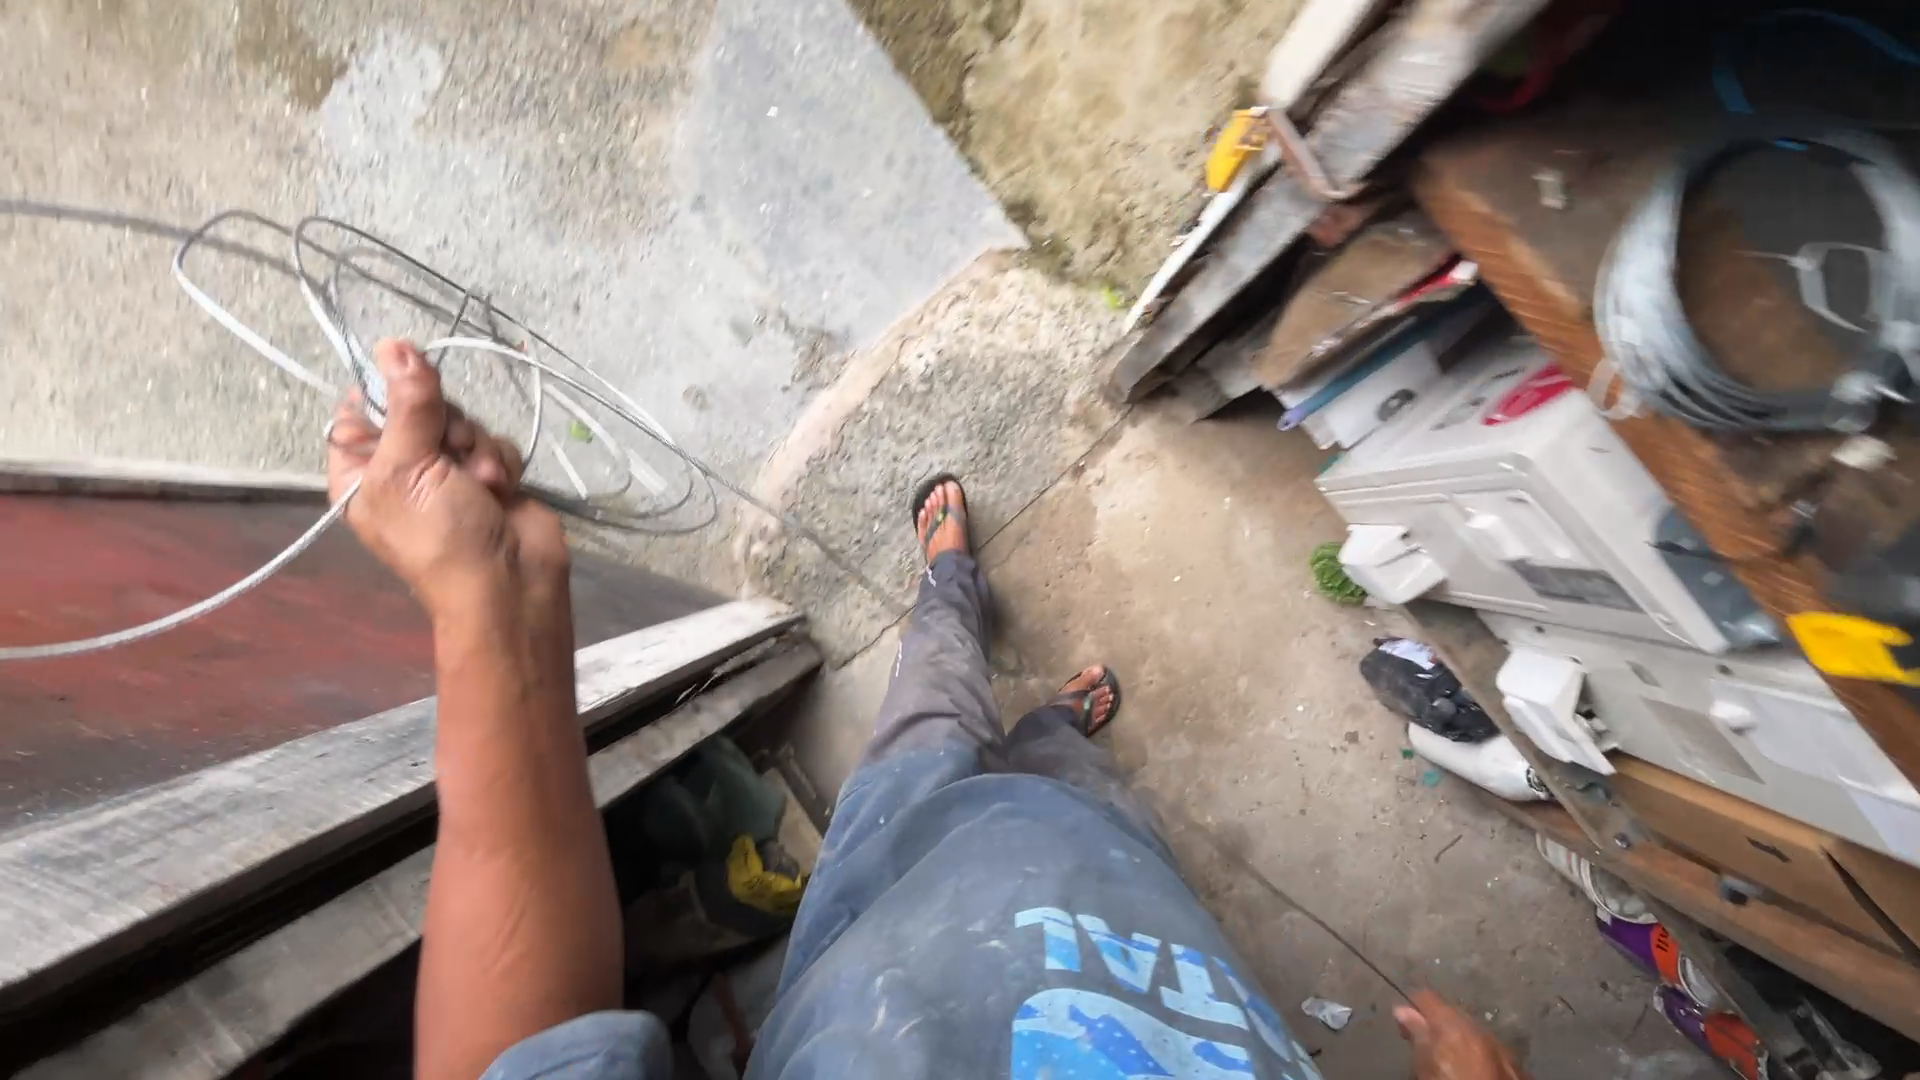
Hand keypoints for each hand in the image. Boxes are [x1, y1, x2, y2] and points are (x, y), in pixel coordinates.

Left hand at [325, 339, 568, 620]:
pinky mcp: (493, 476)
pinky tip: (503, 489)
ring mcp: (451, 471)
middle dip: (448, 427)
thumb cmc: (442, 534)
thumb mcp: (410, 468)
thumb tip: (395, 344)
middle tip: (451, 455)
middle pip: (424, 408)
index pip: (363, 406)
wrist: (509, 580)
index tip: (412, 388)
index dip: (389, 394)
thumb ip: (408, 406)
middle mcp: (404, 465)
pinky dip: (503, 464)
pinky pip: (498, 444)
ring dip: (479, 450)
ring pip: (467, 424)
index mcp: (362, 468)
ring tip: (482, 484)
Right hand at [1395, 991, 1527, 1079]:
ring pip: (1473, 1032)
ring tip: (1449, 1057)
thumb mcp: (1424, 1063)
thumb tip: (1402, 1010)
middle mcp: (1480, 1027)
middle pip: (1452, 1013)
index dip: (1412, 1006)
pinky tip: (1472, 1068)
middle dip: (1438, 1022)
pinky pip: (1491, 1050)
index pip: (1426, 996)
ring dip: (1459, 1038)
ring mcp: (1502, 1047)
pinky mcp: (1517, 1067)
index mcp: (1454, 1022)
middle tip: (1426, 1043)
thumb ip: (1416, 1033)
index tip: (1404, 1024)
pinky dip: (1478, 1053)